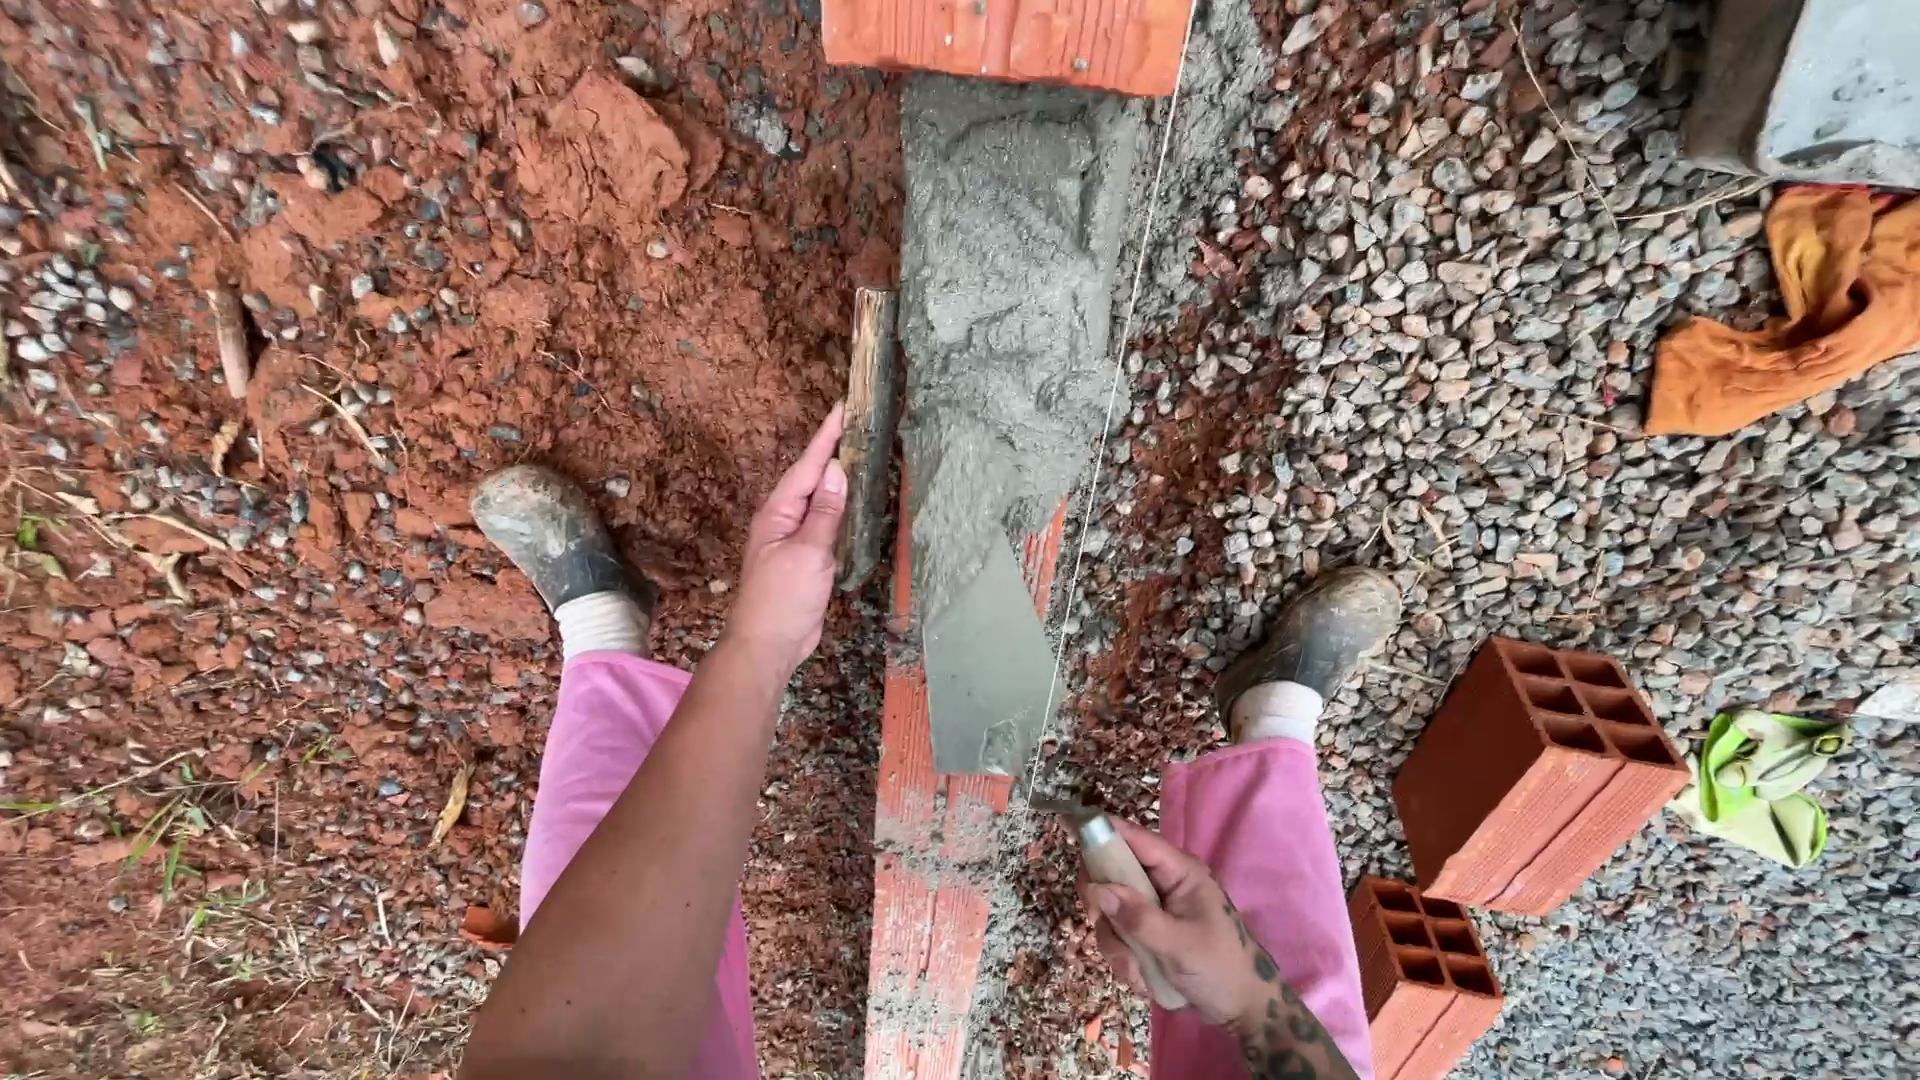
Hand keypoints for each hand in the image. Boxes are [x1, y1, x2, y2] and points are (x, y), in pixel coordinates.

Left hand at [724, 404, 846, 672]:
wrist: (769, 645)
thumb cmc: (782, 600)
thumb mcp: (808, 552)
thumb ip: (825, 512)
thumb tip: (838, 471)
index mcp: (778, 512)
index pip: (808, 466)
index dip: (826, 437)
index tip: (843, 407)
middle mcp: (785, 519)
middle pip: (814, 478)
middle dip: (834, 450)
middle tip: (858, 422)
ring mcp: (796, 539)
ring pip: (822, 500)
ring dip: (840, 478)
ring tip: (861, 451)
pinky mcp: (808, 557)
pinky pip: (827, 523)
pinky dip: (842, 508)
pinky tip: (855, 501)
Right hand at [1077, 817, 1275, 1029]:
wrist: (1243, 1010)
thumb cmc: (1220, 969)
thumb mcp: (1180, 945)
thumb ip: (1139, 917)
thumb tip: (1097, 889)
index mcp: (1178, 871)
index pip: (1134, 838)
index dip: (1101, 828)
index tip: (1067, 822)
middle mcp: (1162, 882)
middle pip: (1112, 873)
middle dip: (1105, 907)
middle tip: (1104, 924)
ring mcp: (1153, 906)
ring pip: (1110, 910)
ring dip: (1116, 944)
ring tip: (1139, 970)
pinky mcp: (1147, 930)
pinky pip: (1117, 934)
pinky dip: (1124, 958)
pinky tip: (1144, 978)